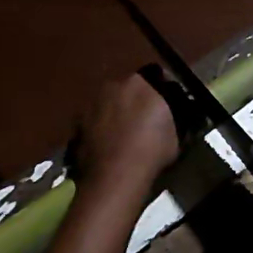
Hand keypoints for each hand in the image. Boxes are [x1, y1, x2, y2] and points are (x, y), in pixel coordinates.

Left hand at [72, 74, 179, 197]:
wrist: (116, 176)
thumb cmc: (152, 150)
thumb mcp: (176, 133)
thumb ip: (173, 116)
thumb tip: (175, 115)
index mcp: (139, 81)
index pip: (154, 75)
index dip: (160, 89)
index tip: (164, 104)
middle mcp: (113, 85)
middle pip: (127, 88)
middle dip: (135, 99)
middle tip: (144, 119)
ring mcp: (91, 104)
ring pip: (108, 103)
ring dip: (116, 113)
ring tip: (124, 135)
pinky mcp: (76, 124)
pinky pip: (94, 121)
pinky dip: (100, 128)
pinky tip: (109, 145)